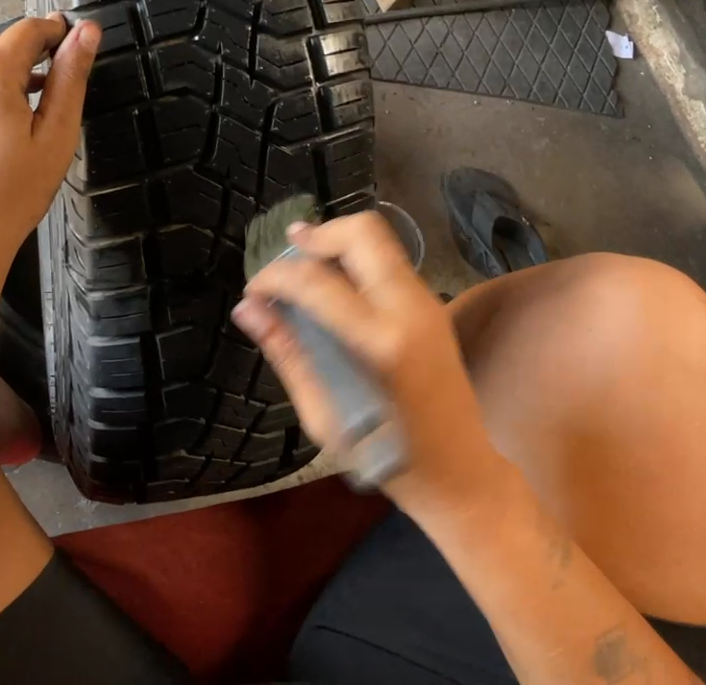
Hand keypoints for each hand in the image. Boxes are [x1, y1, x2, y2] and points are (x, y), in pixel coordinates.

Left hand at [0, 14, 99, 271]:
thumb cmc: (7, 198)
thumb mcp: (55, 135)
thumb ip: (71, 77)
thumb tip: (87, 34)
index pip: (28, 29)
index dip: (55, 31)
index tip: (71, 39)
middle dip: (28, 57)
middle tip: (54, 84)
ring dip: (0, 78)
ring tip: (24, 114)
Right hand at [233, 212, 502, 513]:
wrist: (459, 472)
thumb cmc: (385, 457)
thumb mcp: (323, 413)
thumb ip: (287, 352)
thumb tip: (247, 310)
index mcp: (379, 343)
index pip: (315, 281)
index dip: (274, 277)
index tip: (254, 292)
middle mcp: (408, 309)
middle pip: (361, 233)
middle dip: (316, 236)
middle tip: (285, 253)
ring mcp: (427, 303)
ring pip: (378, 239)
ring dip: (336, 244)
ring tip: (303, 266)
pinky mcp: (433, 306)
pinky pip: (389, 260)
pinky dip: (355, 260)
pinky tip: (333, 286)